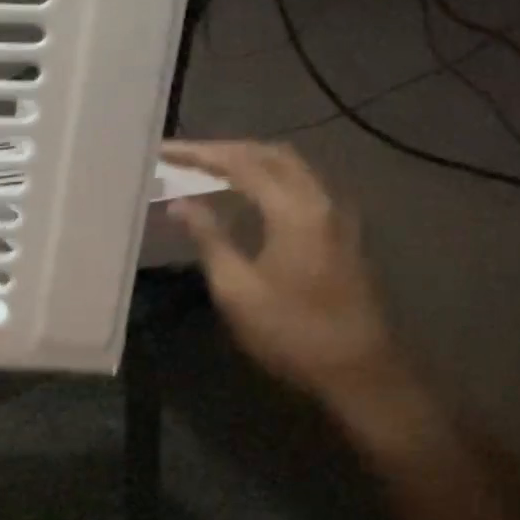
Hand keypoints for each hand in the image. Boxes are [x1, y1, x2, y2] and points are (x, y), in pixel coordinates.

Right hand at [160, 141, 405, 405]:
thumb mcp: (236, 288)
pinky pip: (298, 187)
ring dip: (247, 161)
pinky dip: (265, 178)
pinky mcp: (338, 233)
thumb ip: (209, 237)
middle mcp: (320, 202)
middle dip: (224, 149)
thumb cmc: (289, 331)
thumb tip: (180, 204)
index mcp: (294, 211)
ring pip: (289, 168)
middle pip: (271, 155)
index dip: (199, 153)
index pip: (241, 164)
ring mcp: (335, 217)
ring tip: (206, 167)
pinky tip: (243, 194)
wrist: (357, 370)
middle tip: (182, 155)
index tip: (161, 151)